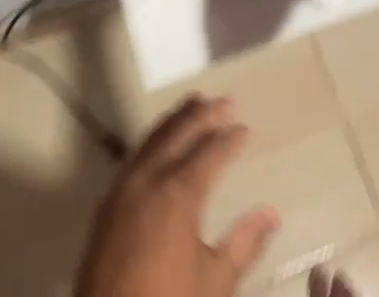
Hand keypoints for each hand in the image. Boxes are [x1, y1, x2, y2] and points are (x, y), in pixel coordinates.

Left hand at [75, 95, 279, 296]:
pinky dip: (152, 140)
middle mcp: (147, 181)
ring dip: (174, 120)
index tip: (246, 127)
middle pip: (177, 134)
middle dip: (202, 114)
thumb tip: (272, 213)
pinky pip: (134, 157)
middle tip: (225, 99)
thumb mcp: (215, 281)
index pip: (209, 153)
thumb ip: (244, 243)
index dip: (230, 138)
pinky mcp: (106, 206)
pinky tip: (160, 143)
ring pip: (151, 140)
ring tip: (193, 104)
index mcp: (178, 195)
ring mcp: (122, 191)